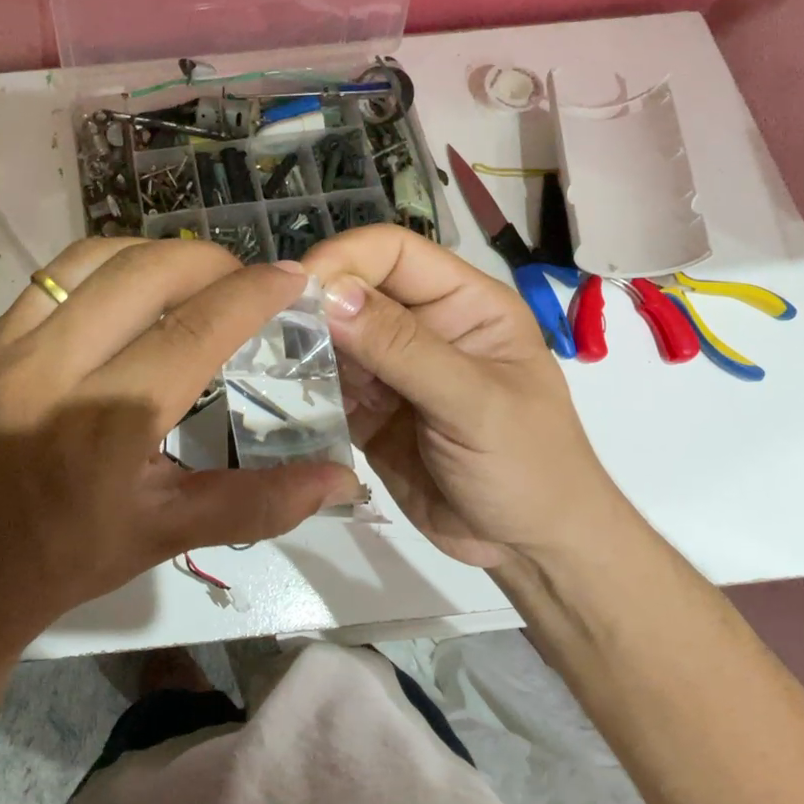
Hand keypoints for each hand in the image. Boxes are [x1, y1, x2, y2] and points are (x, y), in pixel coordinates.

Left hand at [0, 238, 361, 650]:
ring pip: (88, 259)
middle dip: (205, 260)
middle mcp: (51, 369)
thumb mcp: (164, 533)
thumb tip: (342, 481)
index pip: (194, 329)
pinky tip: (116, 303)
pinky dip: (96, 276)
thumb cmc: (64, 562)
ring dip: (148, 255)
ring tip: (182, 277)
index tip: (291, 275)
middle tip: (239, 277)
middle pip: (142, 273)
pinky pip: (46, 283)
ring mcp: (3, 349)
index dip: (251, 294)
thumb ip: (258, 502)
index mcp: (106, 422)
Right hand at [299, 225, 627, 567]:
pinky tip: (288, 394)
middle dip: (315, 304)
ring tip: (272, 363)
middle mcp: (424, 325)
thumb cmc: (528, 467)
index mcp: (464, 304)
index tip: (298, 290)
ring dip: (305, 346)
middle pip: (354, 289)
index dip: (344, 259)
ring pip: (334, 336)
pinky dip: (306, 386)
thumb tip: (329, 294)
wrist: (532, 550)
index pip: (393, 253)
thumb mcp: (474, 404)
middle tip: (271, 330)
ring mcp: (393, 369)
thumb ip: (403, 348)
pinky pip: (328, 383)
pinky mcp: (369, 410)